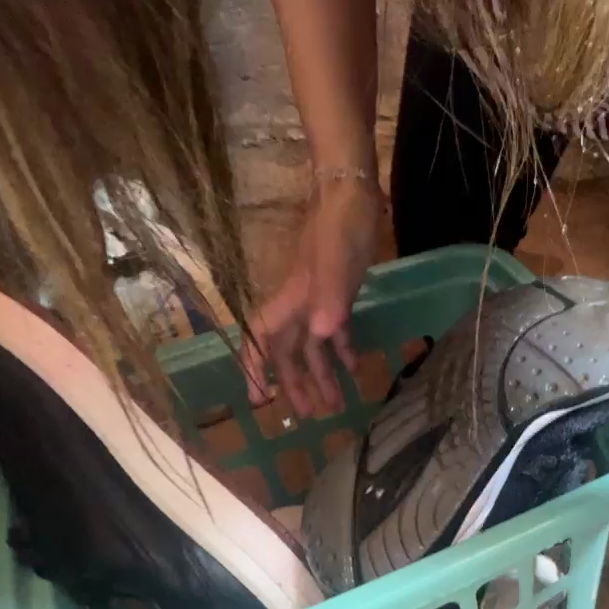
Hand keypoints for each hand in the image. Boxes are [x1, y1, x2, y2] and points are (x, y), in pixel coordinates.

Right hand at [247, 176, 380, 415]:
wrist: (351, 192)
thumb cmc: (342, 224)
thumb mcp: (339, 260)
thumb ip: (331, 296)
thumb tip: (322, 335)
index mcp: (294, 300)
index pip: (263, 340)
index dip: (255, 368)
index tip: (258, 399)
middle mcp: (301, 304)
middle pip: (289, 352)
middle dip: (295, 385)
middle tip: (309, 417)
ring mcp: (319, 299)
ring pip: (313, 346)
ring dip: (321, 375)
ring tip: (333, 406)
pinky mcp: (339, 294)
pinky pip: (335, 330)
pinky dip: (342, 351)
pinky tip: (353, 368)